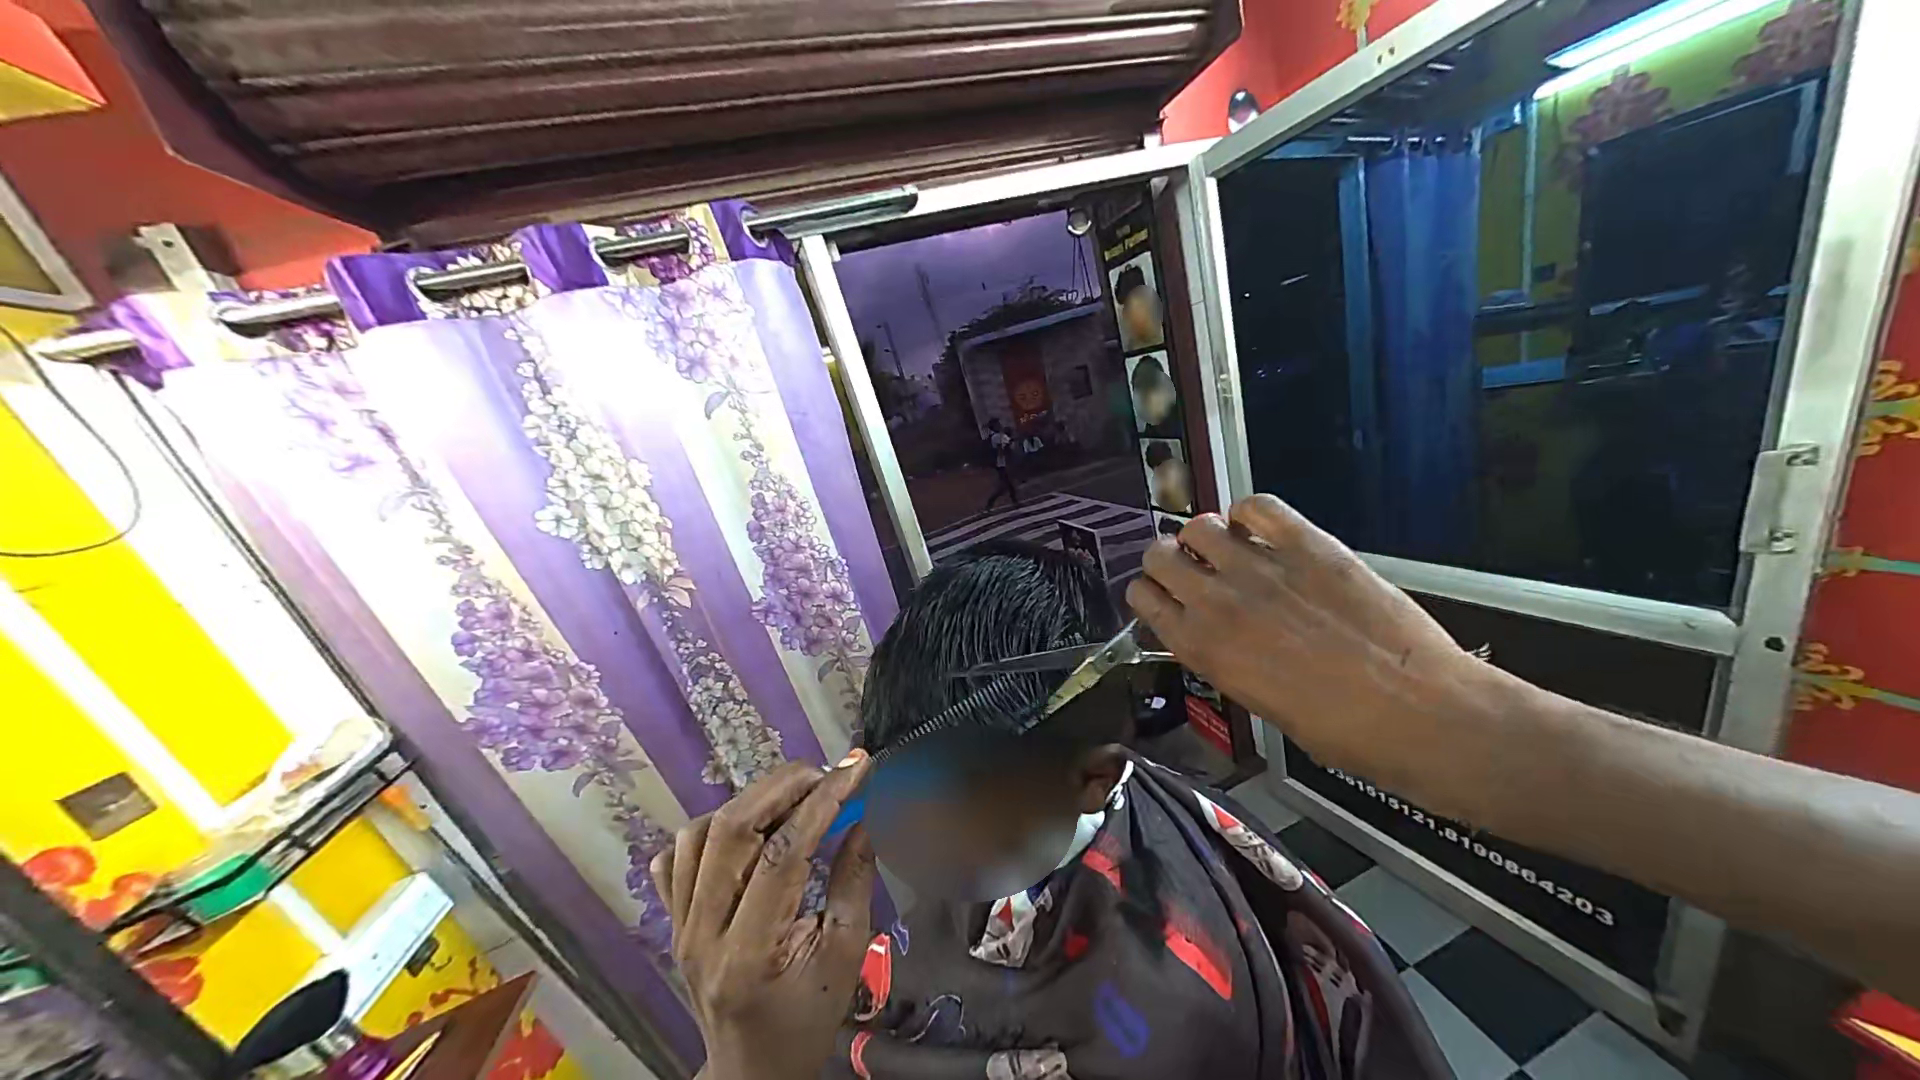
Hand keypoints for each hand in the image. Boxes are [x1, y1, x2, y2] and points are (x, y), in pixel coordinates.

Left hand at [650, 754, 876, 1079]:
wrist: (752, 1068)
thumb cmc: (806, 1017)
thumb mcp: (846, 954)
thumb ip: (854, 880)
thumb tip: (862, 816)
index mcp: (749, 951)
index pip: (784, 853)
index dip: (824, 801)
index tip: (856, 768)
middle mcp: (702, 932)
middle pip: (732, 829)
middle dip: (784, 786)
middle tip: (825, 773)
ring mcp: (679, 924)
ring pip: (700, 832)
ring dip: (750, 801)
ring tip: (792, 798)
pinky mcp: (672, 919)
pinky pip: (677, 855)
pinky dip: (710, 826)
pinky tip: (745, 829)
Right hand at [1126, 495, 1500, 794]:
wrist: (1415, 714)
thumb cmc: (1340, 727)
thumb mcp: (1256, 699)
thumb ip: (1223, 655)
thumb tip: (1217, 631)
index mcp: (1201, 646)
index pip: (1143, 597)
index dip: (1150, 591)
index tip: (1162, 591)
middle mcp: (1218, 602)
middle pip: (1159, 553)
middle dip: (1168, 557)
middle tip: (1189, 564)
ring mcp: (1260, 569)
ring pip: (1199, 525)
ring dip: (1205, 534)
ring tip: (1228, 545)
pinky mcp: (1307, 546)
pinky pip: (1258, 506)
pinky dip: (1251, 511)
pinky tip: (1259, 527)